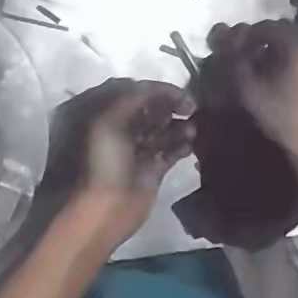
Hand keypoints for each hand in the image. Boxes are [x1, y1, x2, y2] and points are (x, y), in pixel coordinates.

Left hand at [68, 80, 195, 246]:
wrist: (107, 208)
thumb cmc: (105, 161)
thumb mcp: (111, 121)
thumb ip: (134, 98)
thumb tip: (160, 89)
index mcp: (109, 116)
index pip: (137, 93)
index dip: (159, 90)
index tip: (181, 94)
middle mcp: (124, 130)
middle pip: (153, 110)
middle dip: (172, 106)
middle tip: (190, 108)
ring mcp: (140, 150)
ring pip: (164, 129)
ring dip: (179, 125)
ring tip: (193, 128)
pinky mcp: (153, 169)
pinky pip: (172, 151)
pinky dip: (182, 145)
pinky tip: (191, 143)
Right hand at [207, 20, 297, 172]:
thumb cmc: (284, 117)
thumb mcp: (251, 90)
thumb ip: (237, 63)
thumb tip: (227, 46)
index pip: (265, 27)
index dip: (245, 35)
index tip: (231, 46)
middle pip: (282, 29)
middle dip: (261, 37)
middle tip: (243, 51)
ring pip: (294, 39)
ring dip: (275, 45)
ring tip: (258, 61)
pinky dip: (288, 53)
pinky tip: (276, 70)